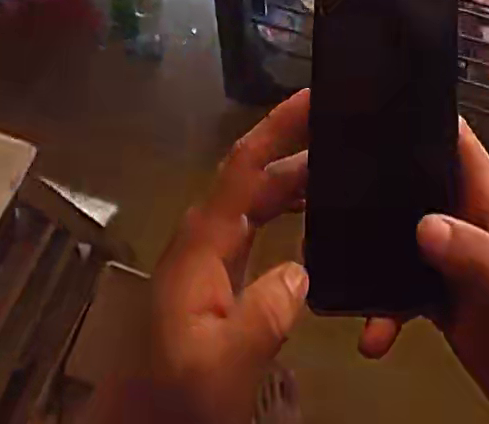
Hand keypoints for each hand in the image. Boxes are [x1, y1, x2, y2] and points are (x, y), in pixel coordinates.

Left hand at [86, 90, 312, 423]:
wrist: (146, 420)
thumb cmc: (178, 393)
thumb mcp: (223, 365)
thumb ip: (263, 315)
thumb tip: (301, 270)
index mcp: (205, 238)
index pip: (244, 164)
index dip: (277, 126)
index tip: (312, 98)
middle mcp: (208, 230)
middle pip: (255, 169)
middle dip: (295, 140)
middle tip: (341, 123)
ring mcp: (214, 247)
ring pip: (260, 190)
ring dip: (295, 167)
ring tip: (338, 155)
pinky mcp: (223, 266)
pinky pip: (261, 215)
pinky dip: (289, 197)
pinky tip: (316, 202)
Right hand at [358, 121, 488, 423]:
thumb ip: (479, 259)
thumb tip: (424, 223)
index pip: (458, 142)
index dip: (423, 117)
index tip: (374, 108)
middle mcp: (470, 223)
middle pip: (419, 183)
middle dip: (380, 180)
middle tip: (327, 179)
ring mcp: (456, 261)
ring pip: (404, 234)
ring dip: (374, 247)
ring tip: (334, 256)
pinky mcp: (445, 300)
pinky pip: (404, 288)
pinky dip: (384, 306)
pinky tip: (371, 332)